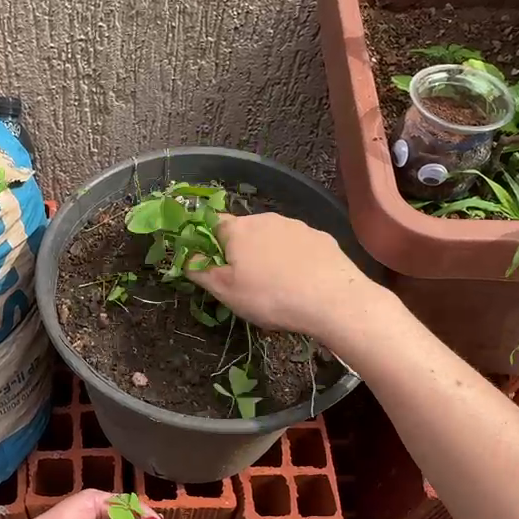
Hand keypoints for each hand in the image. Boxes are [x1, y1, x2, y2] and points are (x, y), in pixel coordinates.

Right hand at [187, 212, 378, 340]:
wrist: (333, 300)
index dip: (207, 243)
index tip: (212, 266)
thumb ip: (200, 270)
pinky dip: (293, 259)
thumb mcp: (225, 291)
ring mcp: (296, 226)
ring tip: (275, 286)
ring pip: (271, 238)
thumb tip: (186, 256)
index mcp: (238, 229)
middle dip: (239, 251)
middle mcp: (266, 219)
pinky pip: (297, 246)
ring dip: (267, 255)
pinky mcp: (321, 237)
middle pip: (243, 231)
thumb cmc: (270, 296)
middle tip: (243, 282)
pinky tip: (300, 282)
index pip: (211, 224)